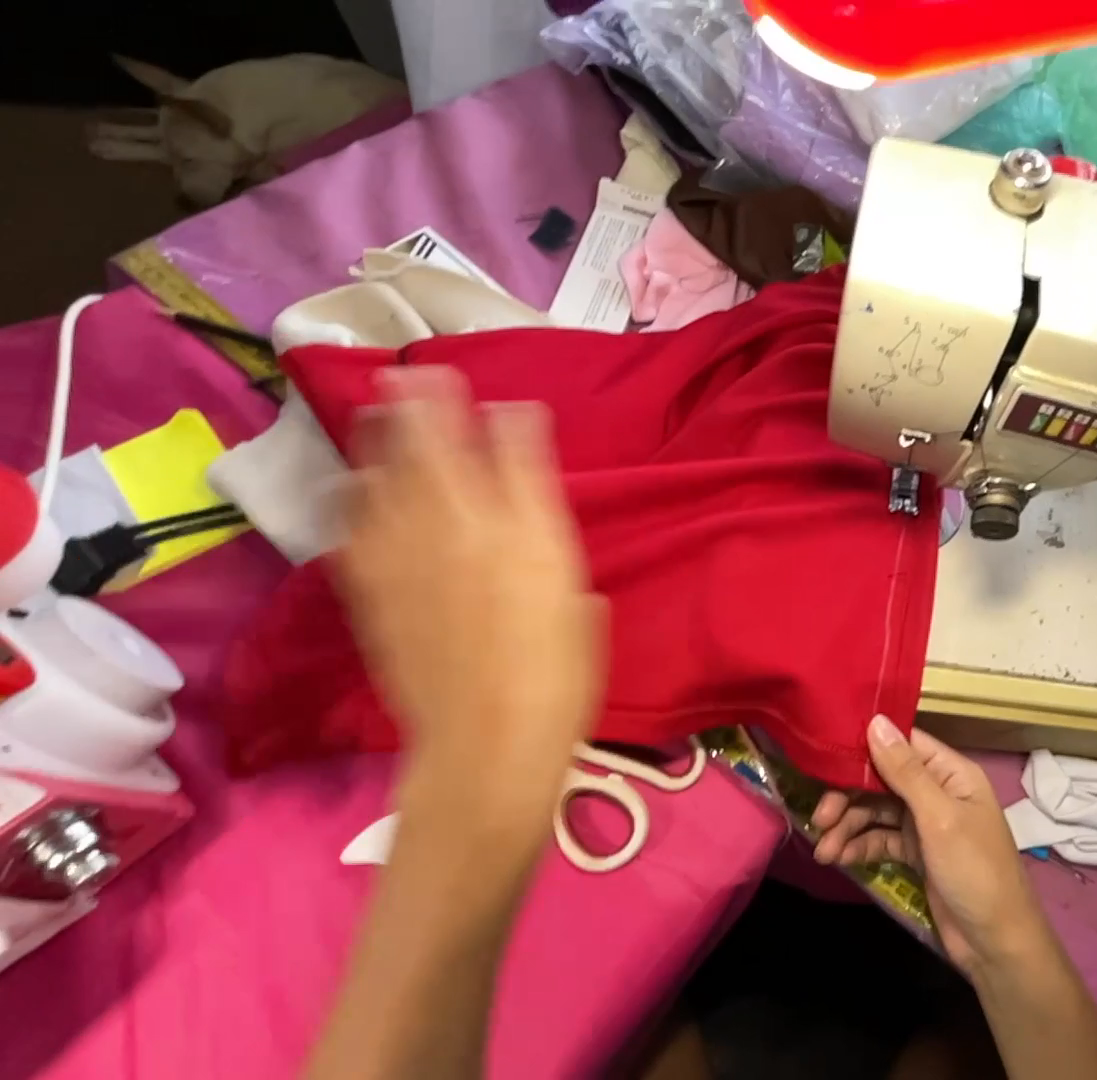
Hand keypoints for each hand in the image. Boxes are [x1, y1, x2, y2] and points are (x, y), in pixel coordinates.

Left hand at [337, 366, 605, 834]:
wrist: (487, 745)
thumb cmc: (559, 685)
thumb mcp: (581, 615)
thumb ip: (557, 568)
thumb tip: (537, 547)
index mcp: (534, 540)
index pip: (521, 463)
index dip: (515, 427)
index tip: (514, 405)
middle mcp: (471, 535)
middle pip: (445, 455)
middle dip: (433, 409)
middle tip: (419, 374)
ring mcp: (416, 560)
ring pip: (393, 483)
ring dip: (385, 441)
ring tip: (376, 409)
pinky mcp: (376, 592)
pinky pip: (358, 531)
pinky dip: (356, 501)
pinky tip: (354, 484)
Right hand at [812, 716, 1048, 976]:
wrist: (995, 941)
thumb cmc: (975, 869)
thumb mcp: (939, 817)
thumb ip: (905, 772)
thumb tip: (875, 721)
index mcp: (952, 773)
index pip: (904, 745)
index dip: (867, 747)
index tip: (827, 757)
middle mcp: (938, 791)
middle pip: (884, 780)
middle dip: (850, 796)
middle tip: (821, 818)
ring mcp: (926, 823)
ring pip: (877, 811)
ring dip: (849, 826)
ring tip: (823, 850)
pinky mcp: (916, 853)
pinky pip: (881, 839)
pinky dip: (859, 846)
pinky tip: (838, 858)